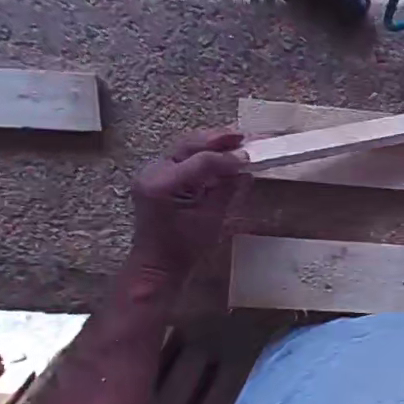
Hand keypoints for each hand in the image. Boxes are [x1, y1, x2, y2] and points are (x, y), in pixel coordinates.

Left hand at [128, 128, 248, 283]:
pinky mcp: (156, 177)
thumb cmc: (183, 250)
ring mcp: (151, 173)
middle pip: (190, 145)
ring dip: (211, 144)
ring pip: (185, 148)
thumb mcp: (211, 220)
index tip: (251, 158)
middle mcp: (153, 172)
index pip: (201, 161)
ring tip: (236, 139)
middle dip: (219, 139)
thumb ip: (227, 190)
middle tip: (245, 136)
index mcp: (162, 184)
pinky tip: (220, 154)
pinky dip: (201, 155)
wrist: (157, 267)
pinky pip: (181, 158)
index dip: (228, 158)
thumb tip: (246, 170)